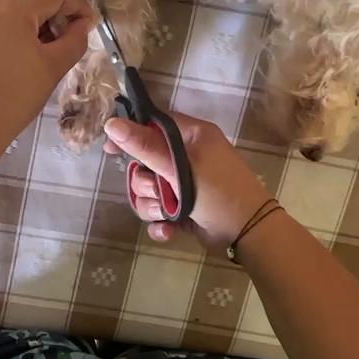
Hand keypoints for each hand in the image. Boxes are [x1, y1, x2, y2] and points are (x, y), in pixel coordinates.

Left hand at [0, 0, 94, 138]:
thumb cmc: (14, 96)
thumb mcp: (53, 67)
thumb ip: (74, 41)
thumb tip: (82, 25)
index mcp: (12, 5)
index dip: (77, 6)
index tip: (90, 26)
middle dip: (57, 10)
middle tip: (72, 36)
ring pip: (15, 3)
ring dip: (38, 17)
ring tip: (51, 46)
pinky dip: (18, 25)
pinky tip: (28, 50)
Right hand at [105, 115, 272, 249]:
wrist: (247, 234)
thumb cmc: (219, 193)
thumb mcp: (181, 168)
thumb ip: (145, 147)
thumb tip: (111, 124)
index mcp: (191, 137)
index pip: (152, 125)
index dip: (130, 136)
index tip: (111, 150)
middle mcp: (186, 157)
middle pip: (144, 164)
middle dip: (146, 184)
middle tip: (158, 190)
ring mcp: (184, 184)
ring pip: (149, 191)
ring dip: (153, 206)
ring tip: (169, 214)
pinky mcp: (183, 209)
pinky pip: (159, 212)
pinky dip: (161, 223)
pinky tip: (170, 230)